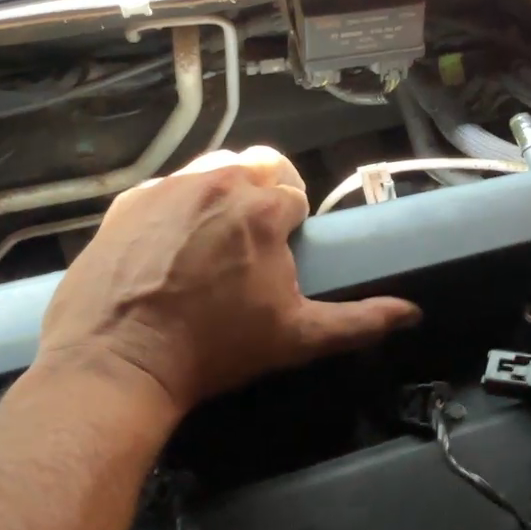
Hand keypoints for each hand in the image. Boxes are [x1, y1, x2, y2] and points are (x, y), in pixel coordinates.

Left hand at [38, 146, 421, 409]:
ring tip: (214, 238)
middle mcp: (216, 182)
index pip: (294, 194)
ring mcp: (167, 188)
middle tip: (255, 240)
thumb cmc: (215, 348)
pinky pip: (166, 188)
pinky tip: (169, 245)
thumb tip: (413, 312)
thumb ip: (358, 320)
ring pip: (211, 169)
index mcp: (261, 209)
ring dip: (223, 192)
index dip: (294, 223)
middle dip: (264, 192)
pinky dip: (177, 205)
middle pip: (256, 165)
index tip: (281, 255)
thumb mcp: (295, 337)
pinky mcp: (127, 202)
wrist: (117, 363)